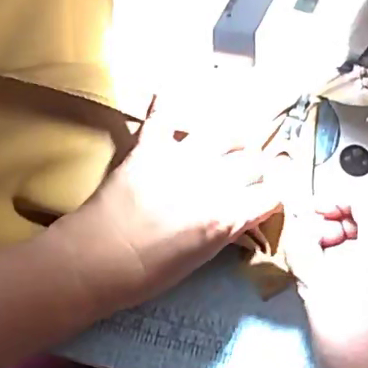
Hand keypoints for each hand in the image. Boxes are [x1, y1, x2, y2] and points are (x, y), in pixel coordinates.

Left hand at [44, 101, 283, 314]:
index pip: (271, 194)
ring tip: (224, 145)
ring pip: (224, 133)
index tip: (267, 195)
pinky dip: (168, 104)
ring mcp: (182, 159)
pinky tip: (172, 92)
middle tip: (245, 174)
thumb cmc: (145, 274)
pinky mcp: (150, 147)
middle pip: (253, 162)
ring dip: (229, 139)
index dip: (272, 195)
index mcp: (228, 216)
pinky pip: (165, 114)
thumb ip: (224, 230)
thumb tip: (237, 215)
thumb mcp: (198, 259)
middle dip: (255, 169)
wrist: (95, 259)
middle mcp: (213, 182)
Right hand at [287, 177, 367, 367]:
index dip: (335, 199)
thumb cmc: (350, 340)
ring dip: (360, 244)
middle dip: (346, 223)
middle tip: (317, 245)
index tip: (313, 216)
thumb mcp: (315, 284)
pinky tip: (355, 287)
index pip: (367, 194)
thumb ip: (307, 244)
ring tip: (332, 269)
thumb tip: (303, 226)